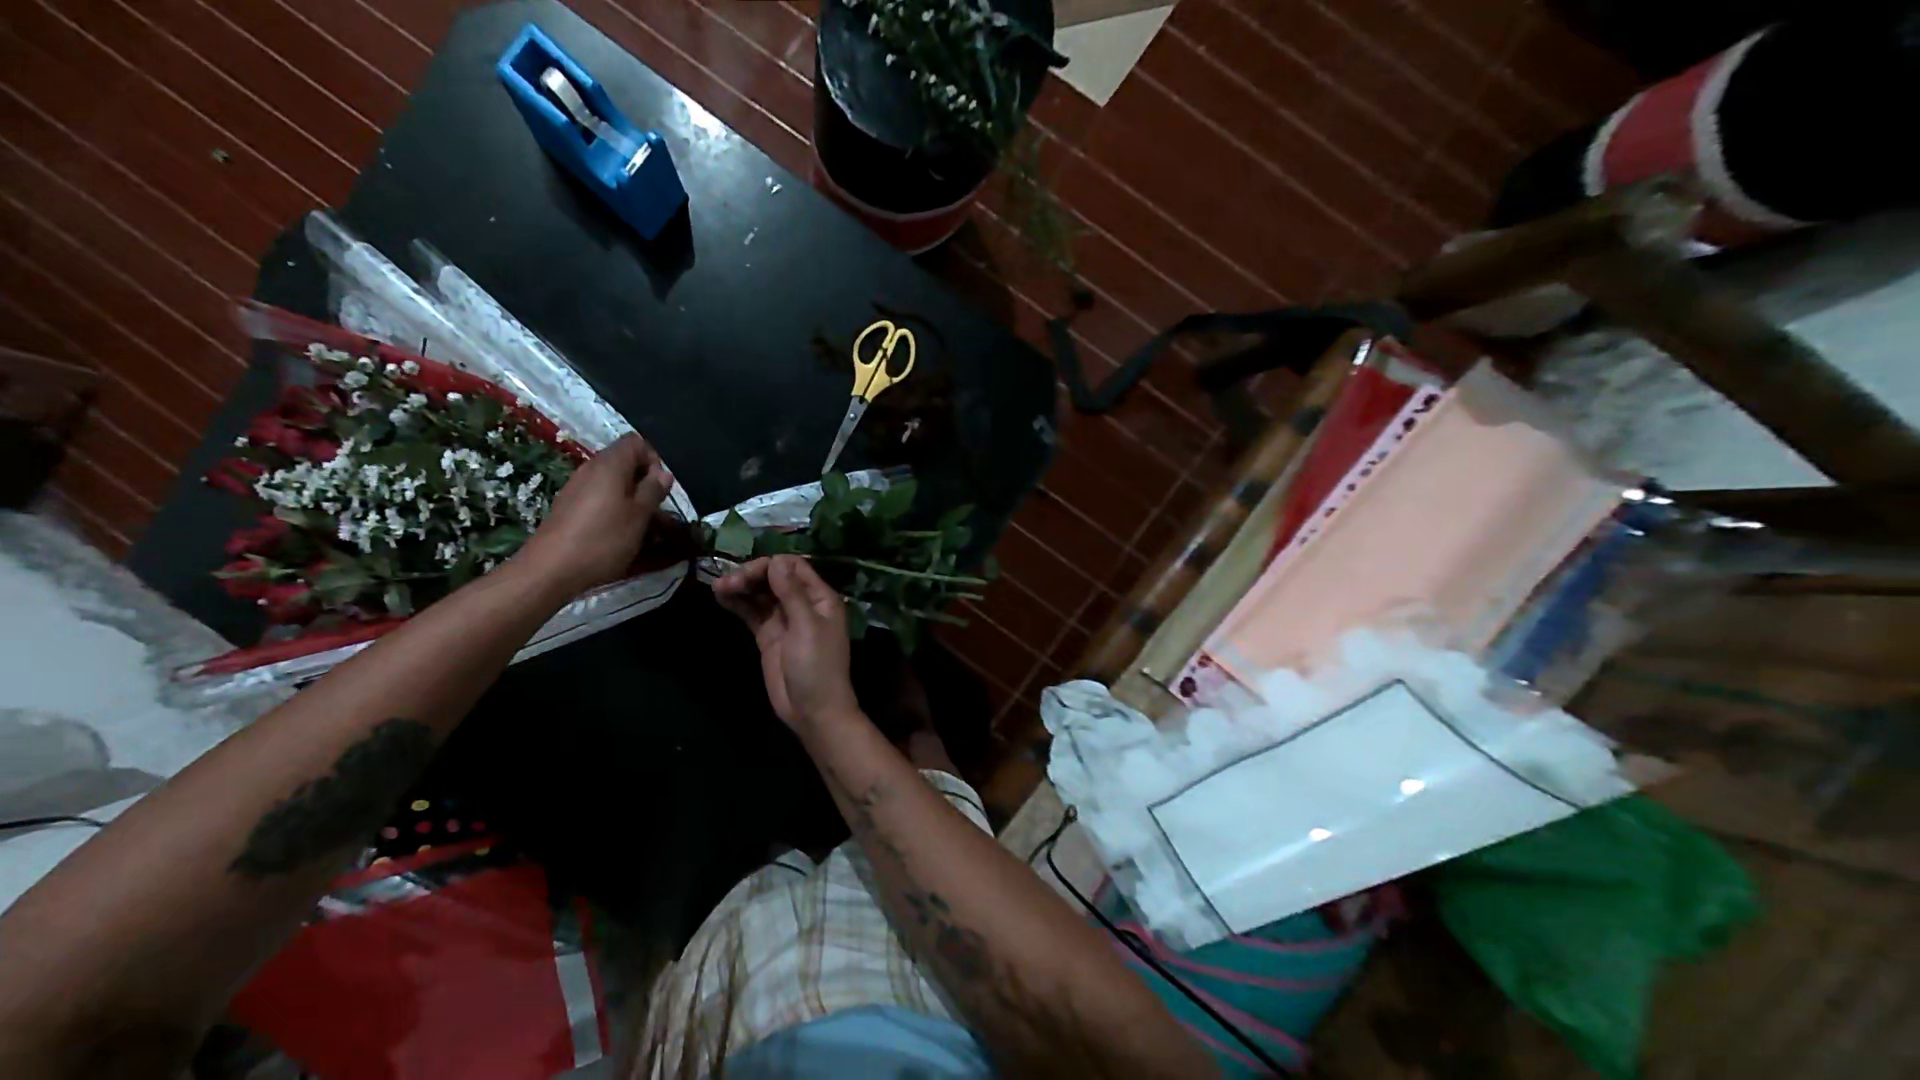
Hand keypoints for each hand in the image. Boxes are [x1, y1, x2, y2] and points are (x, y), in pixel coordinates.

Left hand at [516, 434, 671, 595]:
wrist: (550, 570)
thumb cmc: (602, 540)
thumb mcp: (639, 516)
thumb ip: (653, 491)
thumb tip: (664, 473)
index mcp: (610, 465)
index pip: (637, 443)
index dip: (654, 460)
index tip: (661, 488)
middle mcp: (591, 469)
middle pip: (625, 463)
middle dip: (645, 483)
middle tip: (656, 510)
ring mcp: (577, 488)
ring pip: (613, 483)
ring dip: (632, 499)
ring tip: (642, 527)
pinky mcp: (569, 507)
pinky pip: (599, 498)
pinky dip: (614, 509)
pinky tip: (618, 534)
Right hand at [714, 555, 859, 730]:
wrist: (813, 709)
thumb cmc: (817, 666)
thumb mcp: (806, 626)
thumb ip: (791, 593)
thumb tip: (776, 561)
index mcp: (820, 597)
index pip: (794, 567)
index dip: (771, 565)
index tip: (750, 572)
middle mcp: (802, 603)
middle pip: (774, 577)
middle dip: (752, 575)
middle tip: (728, 582)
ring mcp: (783, 619)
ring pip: (760, 593)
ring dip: (741, 586)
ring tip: (718, 587)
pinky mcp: (768, 634)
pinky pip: (751, 612)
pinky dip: (737, 603)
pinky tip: (720, 596)